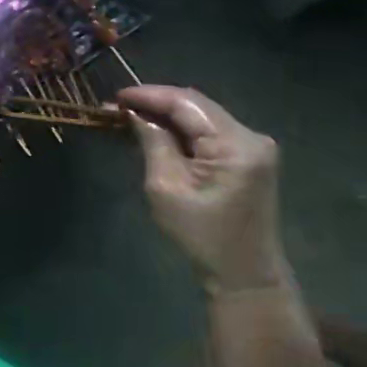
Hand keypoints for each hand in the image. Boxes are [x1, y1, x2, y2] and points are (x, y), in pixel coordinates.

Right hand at [118, 86, 285, 293]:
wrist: (243, 271)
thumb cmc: (200, 233)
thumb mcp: (166, 186)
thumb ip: (153, 142)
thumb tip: (134, 114)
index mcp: (235, 144)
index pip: (187, 104)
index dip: (148, 95)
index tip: (114, 97)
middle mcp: (250, 137)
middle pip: (196, 106)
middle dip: (155, 103)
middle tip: (115, 107)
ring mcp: (252, 146)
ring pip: (201, 117)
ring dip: (166, 115)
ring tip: (128, 117)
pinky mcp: (248, 157)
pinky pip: (209, 132)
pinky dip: (180, 129)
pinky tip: (155, 131)